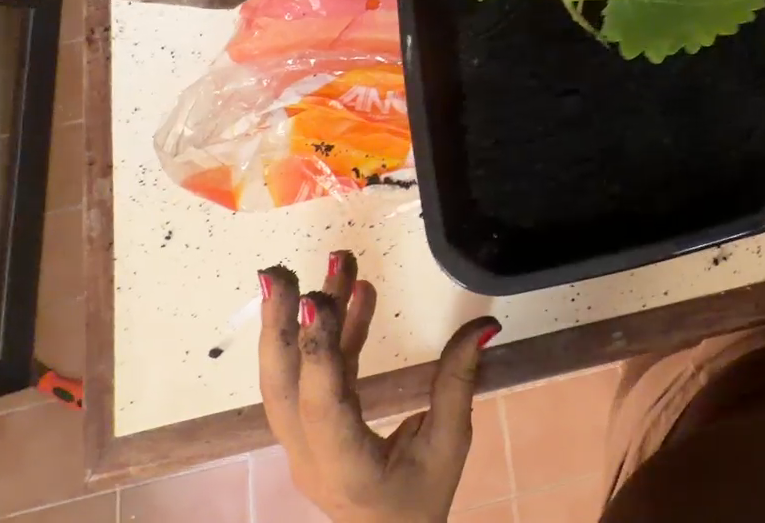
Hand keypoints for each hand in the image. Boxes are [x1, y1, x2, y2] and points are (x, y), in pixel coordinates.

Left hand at [259, 253, 499, 522]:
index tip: (317, 298)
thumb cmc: (422, 498)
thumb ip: (458, 381)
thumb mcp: (450, 442)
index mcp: (344, 464)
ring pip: (290, 377)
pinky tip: (355, 294)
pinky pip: (314, 377)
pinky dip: (330, 335)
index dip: (318, 349)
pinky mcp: (312, 427)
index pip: (322, 404)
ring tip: (325, 267)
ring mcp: (303, 441)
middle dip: (281, 324)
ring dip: (301, 321)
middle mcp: (309, 453)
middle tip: (280, 272)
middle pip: (283, 385)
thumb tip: (484, 324)